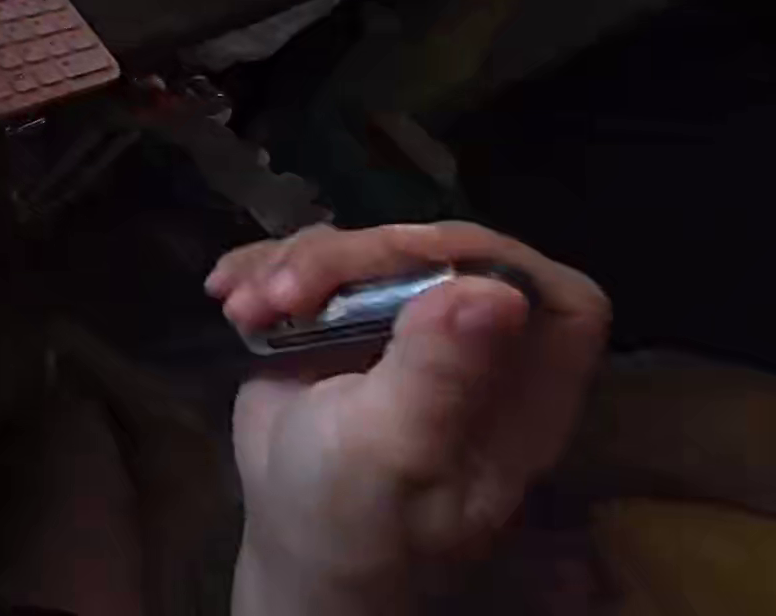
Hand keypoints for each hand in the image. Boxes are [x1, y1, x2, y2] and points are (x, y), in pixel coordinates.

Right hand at [206, 223, 607, 614]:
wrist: (284, 528)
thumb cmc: (352, 512)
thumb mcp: (392, 449)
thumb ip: (438, 375)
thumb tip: (496, 292)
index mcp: (510, 388)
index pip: (552, 296)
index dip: (490, 259)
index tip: (406, 262)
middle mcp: (457, 344)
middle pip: (418, 252)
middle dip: (337, 261)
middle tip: (278, 297)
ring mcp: (386, 323)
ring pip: (349, 247)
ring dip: (281, 265)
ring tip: (240, 310)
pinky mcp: (327, 314)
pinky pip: (296, 261)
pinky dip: (253, 266)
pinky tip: (223, 292)